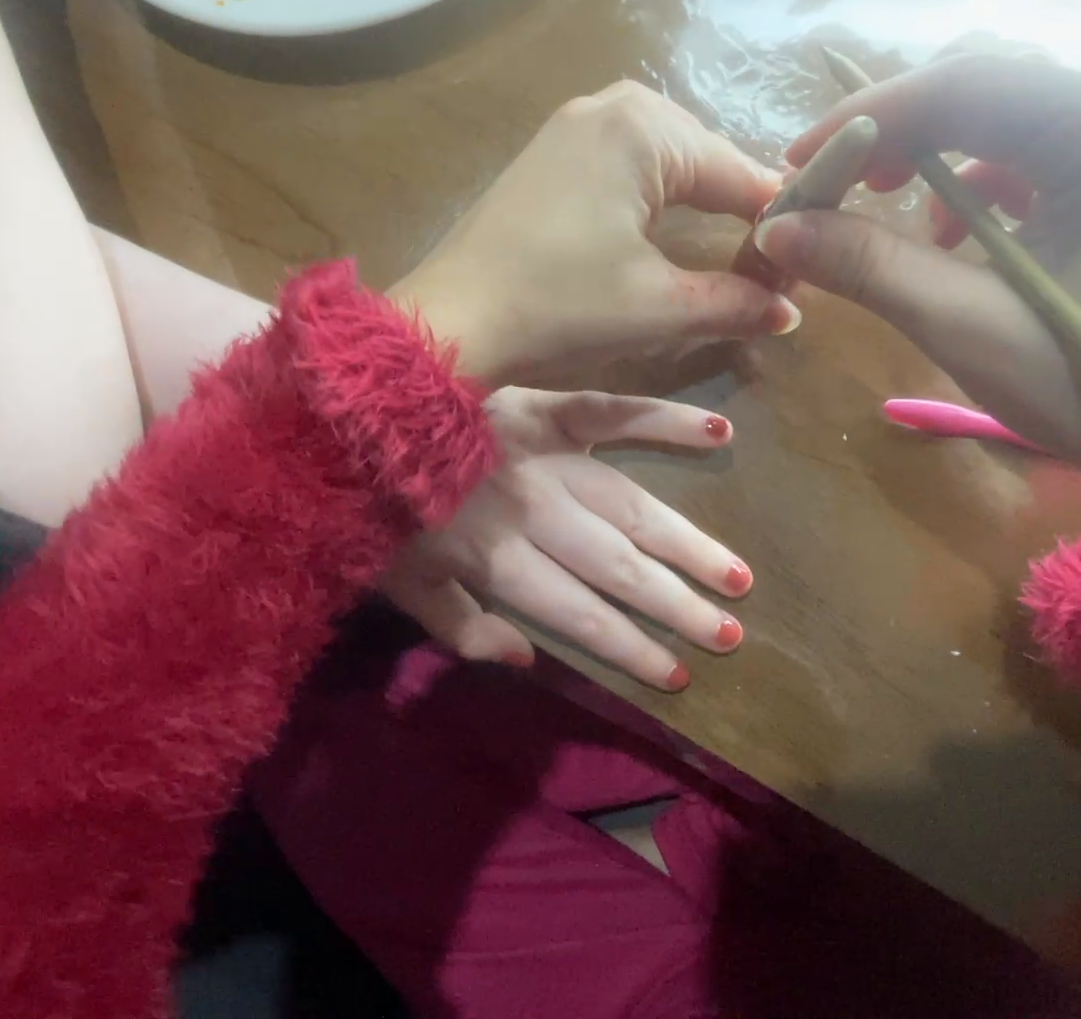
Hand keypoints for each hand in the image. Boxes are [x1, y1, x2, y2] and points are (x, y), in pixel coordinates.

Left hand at [379, 388, 751, 690]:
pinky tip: (720, 431)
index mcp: (498, 562)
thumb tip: (531, 661)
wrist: (341, 419)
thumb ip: (463, 630)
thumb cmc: (369, 511)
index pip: (582, 616)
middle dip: (677, 606)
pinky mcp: (544, 405)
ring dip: (687, 543)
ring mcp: (545, 455)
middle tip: (734, 634)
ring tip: (739, 576)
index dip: (631, 649)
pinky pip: (612, 409)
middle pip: (618, 568)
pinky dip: (663, 419)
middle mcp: (535, 513)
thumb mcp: (400, 588)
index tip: (679, 674)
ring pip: (631, 505)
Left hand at [393, 81, 796, 386]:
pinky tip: (657, 233)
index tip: (805, 265)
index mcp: (644, 128)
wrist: (451, 322)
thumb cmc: (557, 309)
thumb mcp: (656, 308)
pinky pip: (620, 167)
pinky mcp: (545, 156)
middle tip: (762, 266)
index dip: (776, 221)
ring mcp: (569, 127)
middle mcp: (608, 106)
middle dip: (733, 209)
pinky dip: (649, 199)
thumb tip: (790, 310)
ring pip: (660, 161)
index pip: (738, 170)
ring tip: (722, 252)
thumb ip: (734, 303)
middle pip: (701, 157)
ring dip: (693, 203)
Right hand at [760, 56, 1080, 589]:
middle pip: (986, 89)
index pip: (967, 86)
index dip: (866, 117)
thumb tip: (775, 228)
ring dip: (930, 156)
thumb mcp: (964, 325)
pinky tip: (953, 233)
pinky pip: (1032, 147)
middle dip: (894, 134)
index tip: (795, 161)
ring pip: (1005, 114)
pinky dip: (972, 181)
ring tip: (887, 206)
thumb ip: (867, 265)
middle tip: (830, 185)